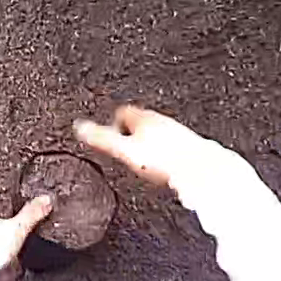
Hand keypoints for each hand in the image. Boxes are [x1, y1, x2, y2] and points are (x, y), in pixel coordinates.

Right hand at [75, 105, 241, 191]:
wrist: (200, 169)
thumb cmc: (164, 159)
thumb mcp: (124, 150)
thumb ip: (101, 138)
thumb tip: (79, 127)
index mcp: (144, 117)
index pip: (122, 111)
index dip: (112, 122)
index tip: (108, 132)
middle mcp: (162, 121)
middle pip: (141, 121)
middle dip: (132, 133)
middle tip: (125, 147)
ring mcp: (177, 133)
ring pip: (158, 133)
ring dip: (149, 143)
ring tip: (144, 158)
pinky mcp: (190, 147)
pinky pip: (172, 146)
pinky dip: (165, 153)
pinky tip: (164, 166)